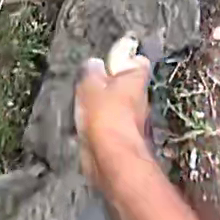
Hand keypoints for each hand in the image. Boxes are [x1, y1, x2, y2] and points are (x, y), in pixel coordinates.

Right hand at [73, 52, 151, 192]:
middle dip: (106, 85)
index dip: (125, 59)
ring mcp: (132, 121)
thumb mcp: (91, 85)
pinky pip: (108, 126)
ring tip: (80, 107)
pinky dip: (97, 126)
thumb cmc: (105, 116)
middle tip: (86, 85)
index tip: (107, 61)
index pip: (138, 61)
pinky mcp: (122, 140)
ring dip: (100, 107)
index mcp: (136, 80)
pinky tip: (82, 127)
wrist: (113, 160)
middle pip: (124, 85)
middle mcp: (139, 99)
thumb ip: (91, 71)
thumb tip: (94, 64)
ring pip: (115, 106)